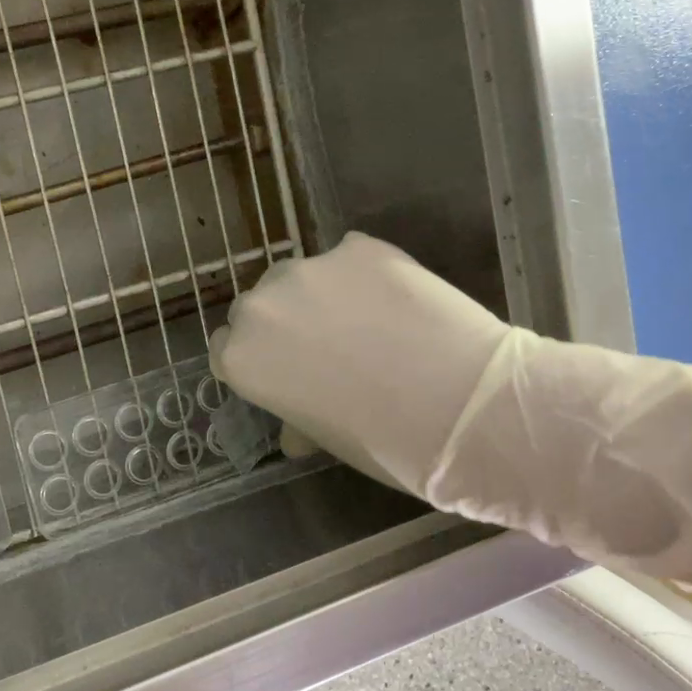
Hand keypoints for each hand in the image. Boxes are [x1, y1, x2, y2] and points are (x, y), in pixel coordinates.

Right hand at [208, 232, 691, 605]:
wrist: (465, 410)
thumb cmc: (383, 442)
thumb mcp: (324, 436)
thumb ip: (295, 417)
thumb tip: (296, 432)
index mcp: (240, 358)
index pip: (225, 347)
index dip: (255, 358)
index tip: (282, 369)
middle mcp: (259, 310)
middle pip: (255, 308)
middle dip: (281, 323)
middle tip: (323, 346)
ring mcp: (308, 273)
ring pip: (298, 278)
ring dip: (317, 295)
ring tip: (364, 320)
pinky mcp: (359, 249)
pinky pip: (348, 258)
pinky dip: (363, 275)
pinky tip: (395, 302)